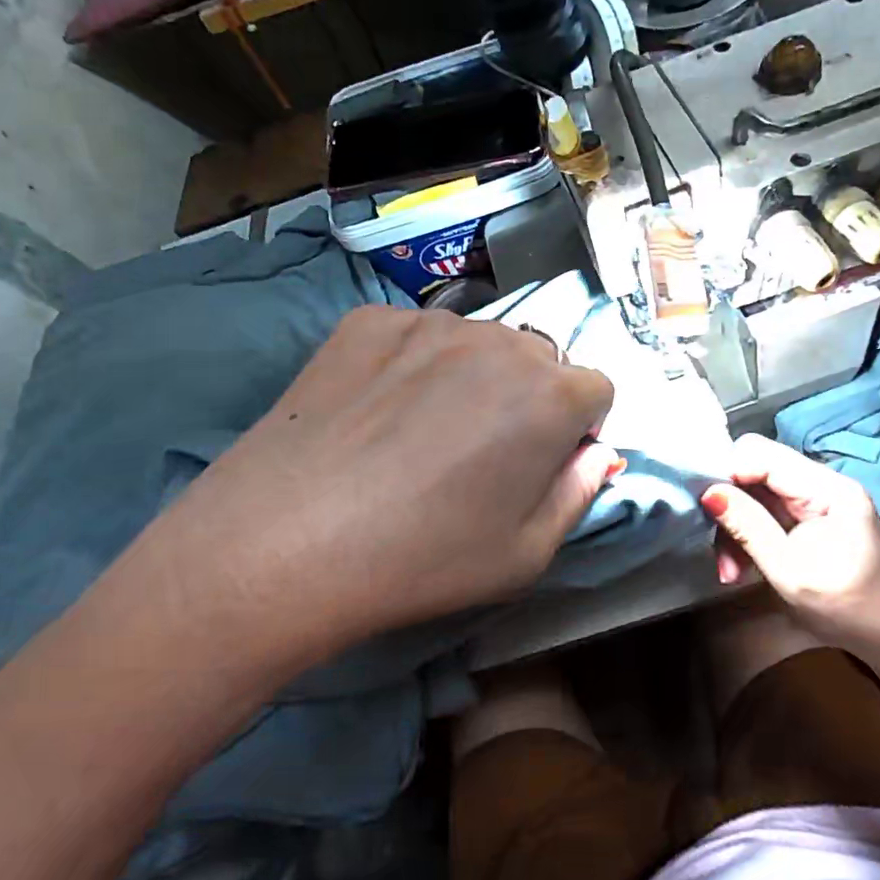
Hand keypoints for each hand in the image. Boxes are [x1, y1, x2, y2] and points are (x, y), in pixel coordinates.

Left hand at [118, 306, 618, 667]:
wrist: (283, 543)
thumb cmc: (423, 559)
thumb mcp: (526, 555)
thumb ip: (578, 492)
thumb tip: (594, 452)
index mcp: (550, 395)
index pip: (595, 390)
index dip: (575, 429)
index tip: (538, 463)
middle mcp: (499, 341)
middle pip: (539, 360)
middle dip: (528, 397)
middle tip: (478, 450)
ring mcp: (430, 324)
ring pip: (477, 343)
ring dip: (471, 375)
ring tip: (419, 431)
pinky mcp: (369, 320)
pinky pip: (414, 335)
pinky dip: (412, 363)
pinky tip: (375, 410)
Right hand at [702, 435, 879, 657]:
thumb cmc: (850, 610)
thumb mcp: (791, 572)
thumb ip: (748, 528)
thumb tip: (708, 492)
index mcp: (826, 488)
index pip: (761, 453)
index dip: (727, 473)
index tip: (705, 508)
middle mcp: (821, 483)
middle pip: (755, 471)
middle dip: (729, 507)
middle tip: (718, 553)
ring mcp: (815, 501)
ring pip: (755, 494)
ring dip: (736, 528)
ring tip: (729, 571)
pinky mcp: (809, 518)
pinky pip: (767, 512)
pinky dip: (750, 536)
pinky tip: (741, 568)